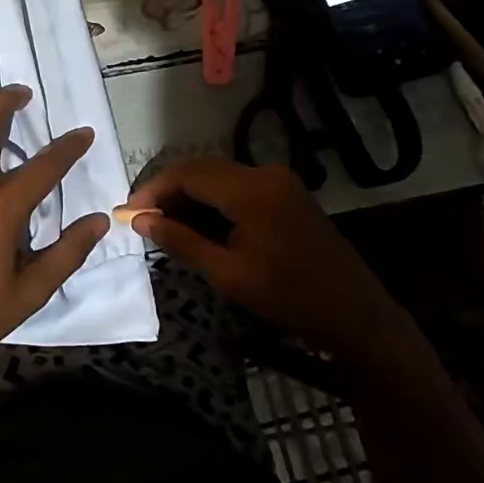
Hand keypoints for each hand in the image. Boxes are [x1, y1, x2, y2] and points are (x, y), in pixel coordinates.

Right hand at [125, 157, 385, 348]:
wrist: (354, 313)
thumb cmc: (288, 297)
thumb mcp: (228, 274)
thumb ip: (181, 241)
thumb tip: (140, 220)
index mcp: (251, 190)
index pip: (188, 174)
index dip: (154, 189)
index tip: (129, 212)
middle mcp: (265, 173)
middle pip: (203, 169)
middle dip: (169, 191)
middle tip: (143, 219)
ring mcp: (279, 181)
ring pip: (219, 176)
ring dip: (190, 195)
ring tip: (165, 224)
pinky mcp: (286, 192)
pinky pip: (238, 186)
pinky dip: (213, 200)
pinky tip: (199, 224)